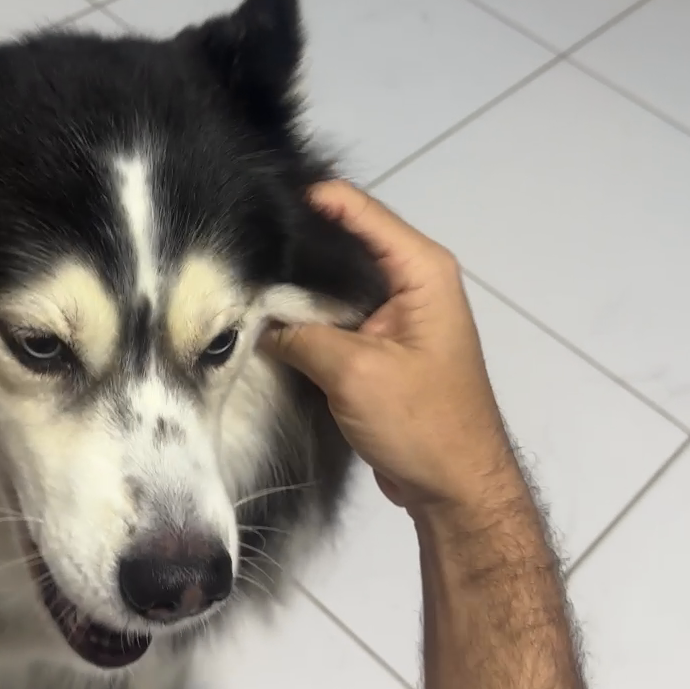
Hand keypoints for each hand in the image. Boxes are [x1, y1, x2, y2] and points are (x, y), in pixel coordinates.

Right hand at [261, 181, 515, 522]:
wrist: (455, 488)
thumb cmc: (421, 422)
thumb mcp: (354, 371)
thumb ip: (299, 333)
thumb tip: (249, 313)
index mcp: (419, 268)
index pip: (357, 210)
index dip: (307, 199)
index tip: (253, 202)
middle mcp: (409, 278)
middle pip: (343, 238)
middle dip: (293, 238)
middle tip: (234, 239)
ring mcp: (394, 310)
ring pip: (334, 277)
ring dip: (295, 278)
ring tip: (237, 269)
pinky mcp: (378, 340)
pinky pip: (335, 310)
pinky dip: (304, 310)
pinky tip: (262, 311)